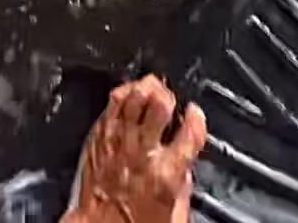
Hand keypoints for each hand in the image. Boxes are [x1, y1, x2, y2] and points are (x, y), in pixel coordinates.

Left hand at [65, 74, 208, 222]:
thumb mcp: (172, 217)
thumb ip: (183, 188)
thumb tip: (186, 167)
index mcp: (165, 175)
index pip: (190, 133)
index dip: (197, 119)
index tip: (195, 115)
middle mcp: (143, 152)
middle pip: (160, 105)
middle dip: (168, 97)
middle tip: (170, 100)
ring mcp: (120, 139)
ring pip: (136, 95)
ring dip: (148, 88)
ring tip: (153, 89)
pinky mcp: (101, 133)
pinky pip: (114, 100)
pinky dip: (126, 91)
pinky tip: (131, 93)